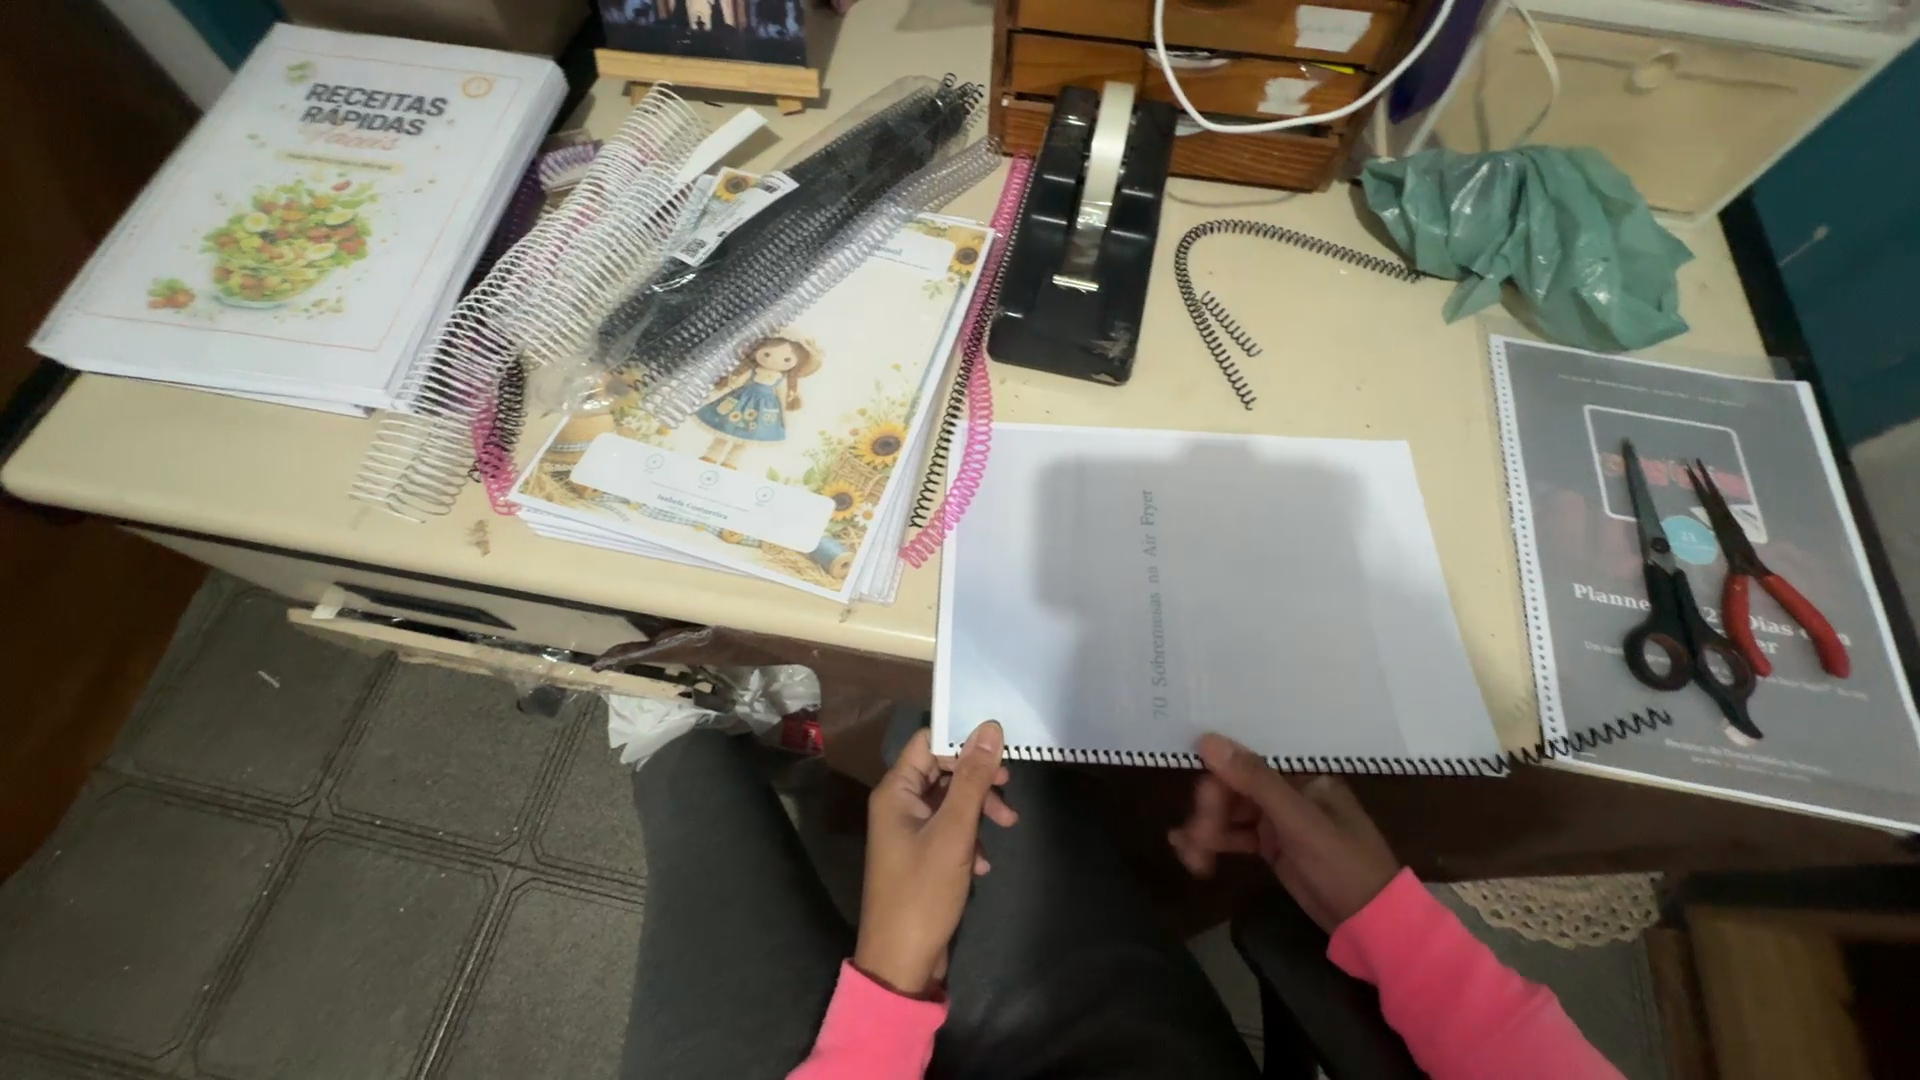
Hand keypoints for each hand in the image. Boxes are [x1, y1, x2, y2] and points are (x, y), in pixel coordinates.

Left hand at [854, 722, 1015, 996]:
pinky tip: (984, 863)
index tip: (1000, 750)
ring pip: (950, 801)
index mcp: (896, 790)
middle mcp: (898, 804)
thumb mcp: (954, 832)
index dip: (962, 740)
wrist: (901, 964)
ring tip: (1007, 825)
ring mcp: (908, 831)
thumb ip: (972, 779)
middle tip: (1010, 787)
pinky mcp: (920, 855)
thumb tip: (990, 727)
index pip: (929, 742)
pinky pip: (949, 829)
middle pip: (943, 770)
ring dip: (979, 809)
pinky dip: (970, 837)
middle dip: (977, 778)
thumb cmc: (923, 892)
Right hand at [1168, 734, 1399, 932]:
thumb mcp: (1300, 822)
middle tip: (1195, 838)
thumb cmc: (1344, 866)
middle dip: (1210, 811)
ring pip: (1229, 811)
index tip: (1199, 799)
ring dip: (1206, 828)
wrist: (1373, 927)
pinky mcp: (1271, 846)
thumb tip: (1207, 739)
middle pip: (1233, 786)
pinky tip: (1190, 851)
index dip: (1218, 775)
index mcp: (1302, 775)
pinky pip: (1234, 835)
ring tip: (1189, 854)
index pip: (1248, 761)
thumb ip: (1255, 780)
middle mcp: (1288, 790)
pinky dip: (1213, 841)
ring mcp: (1279, 819)